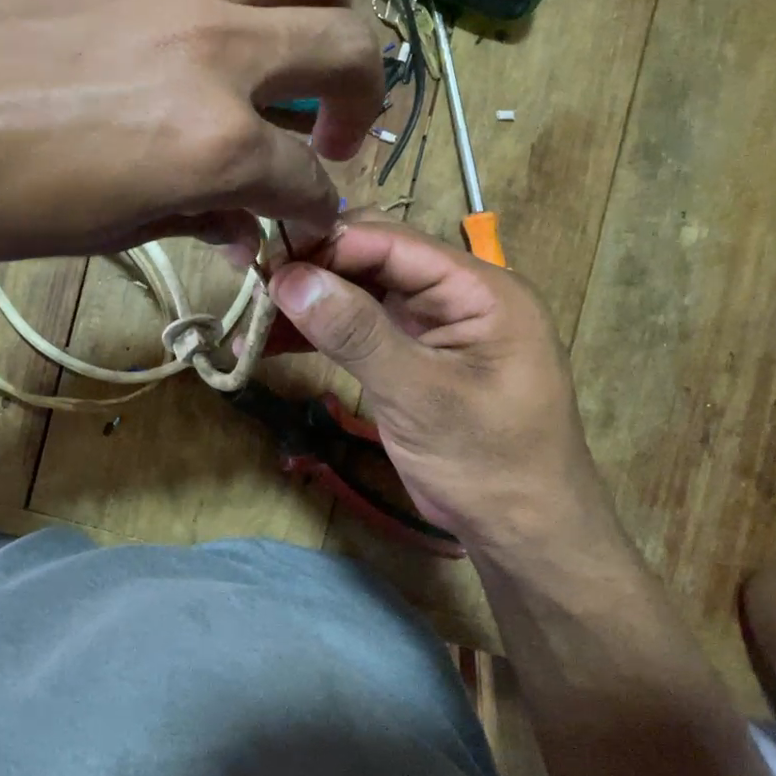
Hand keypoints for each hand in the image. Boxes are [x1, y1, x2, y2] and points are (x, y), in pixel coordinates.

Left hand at [0, 0, 382, 260]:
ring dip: (329, 3)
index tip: (305, 218)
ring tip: (302, 39)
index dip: (316, 208)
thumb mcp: (112, 231)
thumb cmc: (4, 202)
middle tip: (329, 132)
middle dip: (363, 100)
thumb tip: (248, 233)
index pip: (304, 178)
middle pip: (349, 49)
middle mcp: (216, 51)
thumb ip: (198, 221)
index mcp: (211, 144)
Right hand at [266, 221, 602, 547]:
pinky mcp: (409, 352)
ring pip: (357, 290)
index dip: (327, 245)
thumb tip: (289, 279)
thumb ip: (356, 333)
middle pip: (371, 257)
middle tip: (253, 287)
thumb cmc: (488, 462)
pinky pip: (356, 326)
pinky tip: (270, 343)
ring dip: (306, 302)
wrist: (524, 534)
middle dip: (311, 269)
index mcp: (478, 288)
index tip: (266, 263)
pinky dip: (316, 333)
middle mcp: (454, 293)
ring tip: (251, 318)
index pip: (391, 241)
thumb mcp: (420, 395)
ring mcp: (431, 323)